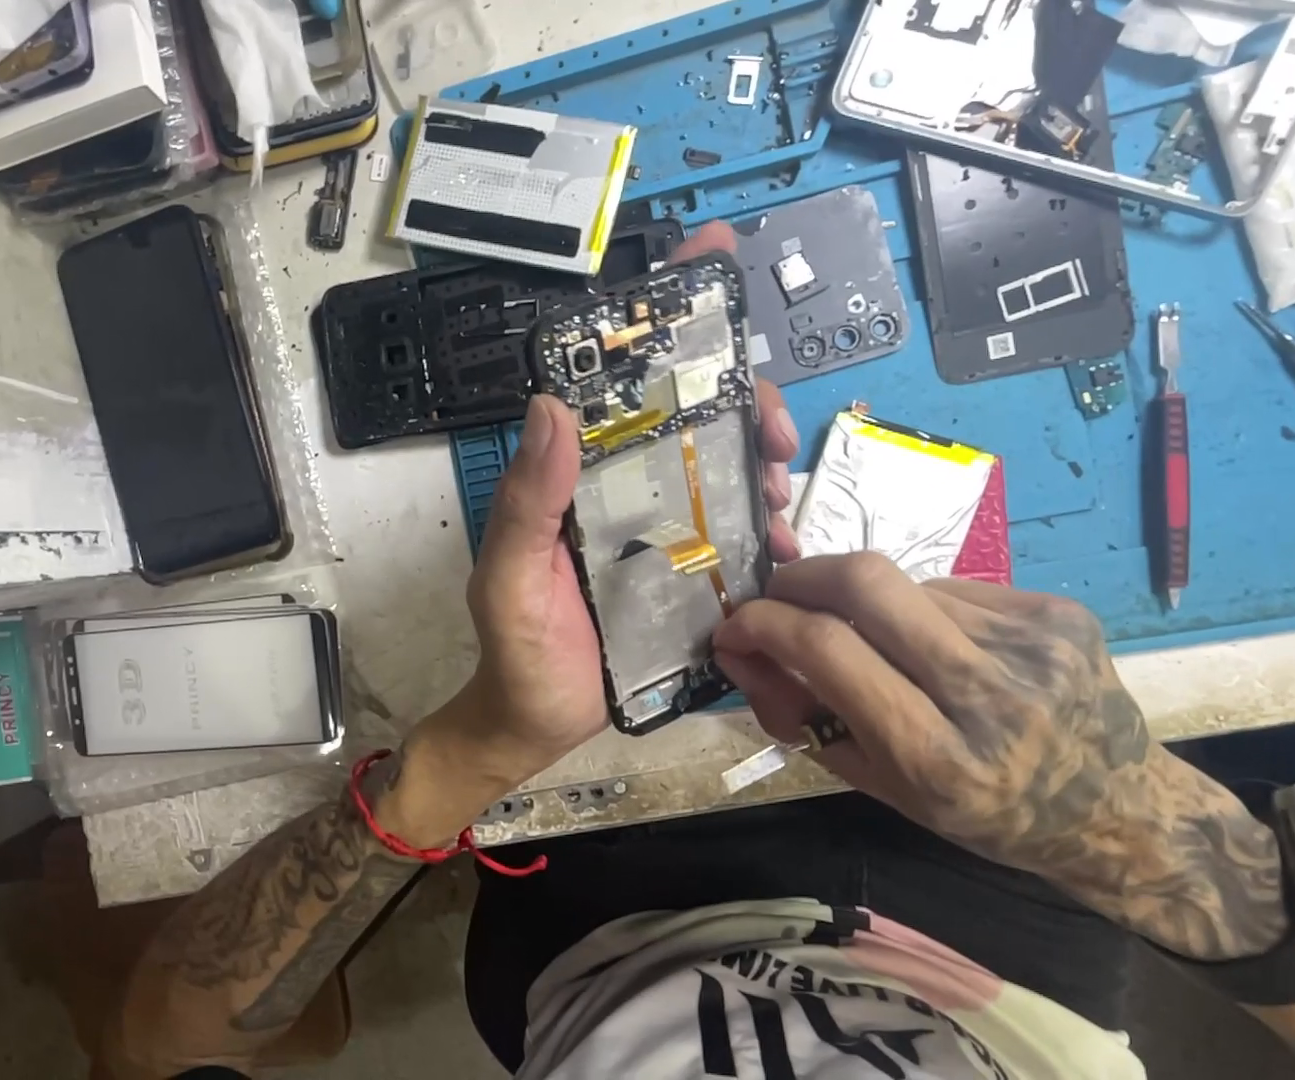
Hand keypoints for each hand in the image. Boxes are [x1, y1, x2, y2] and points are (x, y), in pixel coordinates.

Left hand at [442, 222, 802, 784]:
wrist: (538, 723)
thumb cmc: (518, 649)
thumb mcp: (509, 574)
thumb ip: (527, 499)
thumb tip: (551, 404)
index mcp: (579, 476)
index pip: (619, 385)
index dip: (665, 319)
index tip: (711, 260)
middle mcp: (624, 490)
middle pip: (694, 417)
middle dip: (744, 400)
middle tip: (770, 429)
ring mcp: (664, 530)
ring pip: (727, 469)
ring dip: (765, 460)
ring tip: (779, 487)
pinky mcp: (695, 575)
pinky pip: (743, 536)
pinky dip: (773, 528)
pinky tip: (785, 544)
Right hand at [712, 553, 1288, 960]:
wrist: (1119, 812)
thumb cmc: (978, 812)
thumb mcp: (873, 782)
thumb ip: (795, 715)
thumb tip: (737, 650)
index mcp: (937, 755)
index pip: (828, 647)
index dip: (762, 623)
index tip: (733, 627)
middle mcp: (989, 692)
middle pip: (865, 581)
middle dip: (798, 577)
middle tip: (776, 598)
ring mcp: (1031, 644)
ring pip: (900, 581)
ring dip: (856, 600)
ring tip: (869, 638)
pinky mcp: (1058, 614)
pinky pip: (946, 586)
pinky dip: (911, 607)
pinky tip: (928, 641)